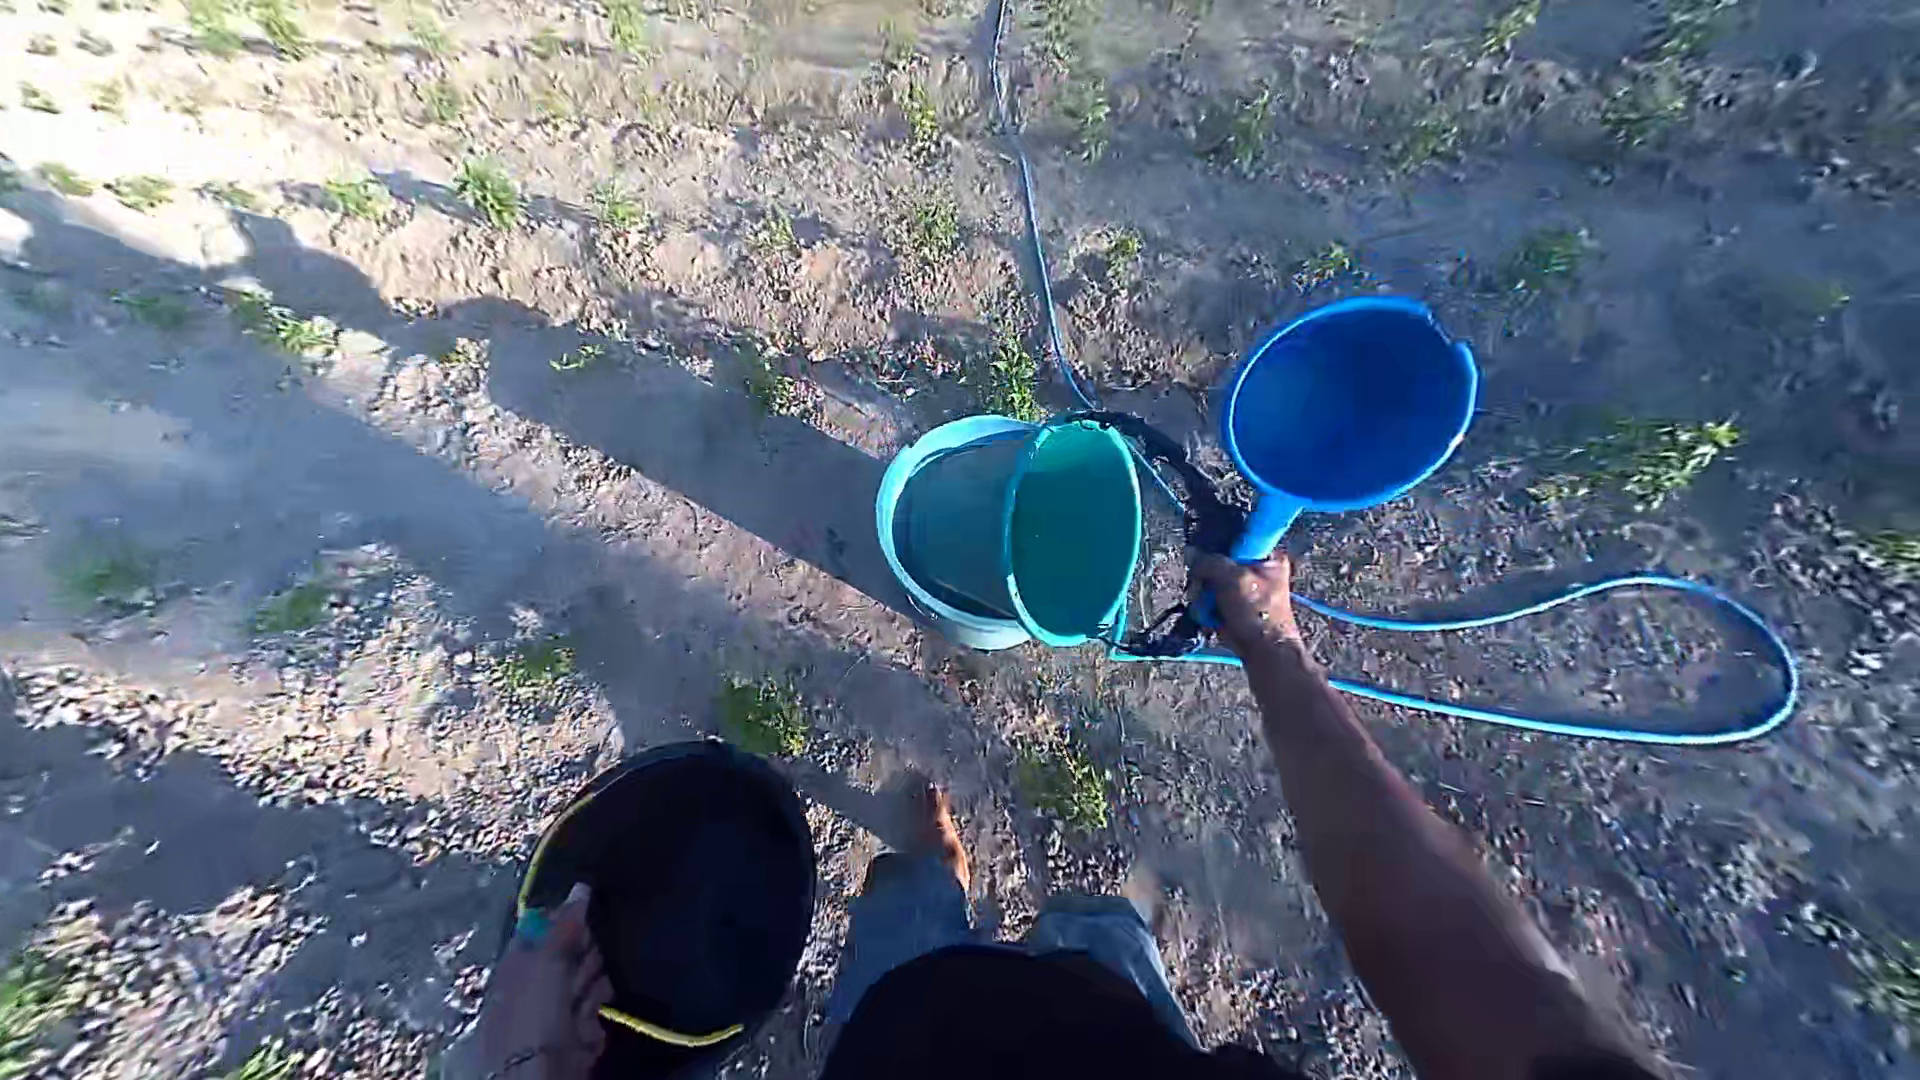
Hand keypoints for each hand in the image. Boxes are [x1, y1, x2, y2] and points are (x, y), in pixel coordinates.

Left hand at [471, 884, 613, 1079]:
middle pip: (570, 947)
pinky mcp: (579, 1026)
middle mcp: (536, 983)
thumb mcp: (546, 961)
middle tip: (586, 957)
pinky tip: (593, 1012)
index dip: (565, 916)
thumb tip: (582, 884)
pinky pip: (598, 1000)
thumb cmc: (532, 1015)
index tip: (586, 912)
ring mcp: (557, 1006)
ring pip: (588, 972)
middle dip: (584, 948)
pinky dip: (599, 1003)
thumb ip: (566, 922)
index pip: (544, 926)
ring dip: (593, 977)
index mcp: (517, 965)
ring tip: (586, 993)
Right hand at [1194, 553, 1304, 656]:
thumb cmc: (1259, 615)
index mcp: (1266, 556)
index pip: (1235, 539)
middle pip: (1216, 562)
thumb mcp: (1234, 579)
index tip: (1208, 560)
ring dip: (1203, 595)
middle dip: (1206, 578)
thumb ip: (1211, 562)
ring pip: (1208, 580)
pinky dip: (1205, 606)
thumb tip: (1191, 554)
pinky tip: (1210, 615)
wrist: (1263, 652)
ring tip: (1210, 608)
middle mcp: (1254, 569)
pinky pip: (1208, 596)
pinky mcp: (1230, 603)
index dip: (1218, 548)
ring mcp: (1240, 587)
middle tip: (1207, 590)